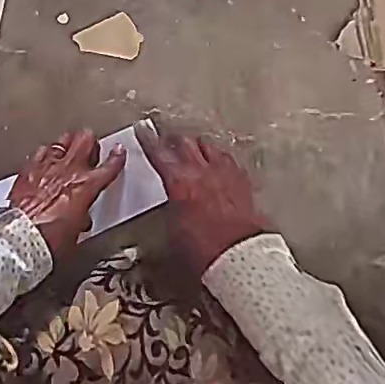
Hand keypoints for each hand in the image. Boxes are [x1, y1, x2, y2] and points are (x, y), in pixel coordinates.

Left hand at [9, 130, 126, 262]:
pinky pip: (41, 151)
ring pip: (63, 139)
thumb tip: (79, 217)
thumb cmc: (48, 238)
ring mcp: (48, 166)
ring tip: (69, 148)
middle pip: (86, 139)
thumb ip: (81, 216)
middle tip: (90, 150)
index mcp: (87, 185)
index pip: (110, 165)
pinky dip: (45, 154)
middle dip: (90, 143)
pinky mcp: (28, 168)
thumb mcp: (76, 230)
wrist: (20, 238)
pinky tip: (45, 159)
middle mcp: (69, 170)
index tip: (118, 152)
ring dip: (68, 144)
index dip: (117, 157)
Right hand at [137, 121, 271, 278]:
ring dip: (197, 147)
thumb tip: (170, 206)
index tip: (143, 129)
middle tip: (166, 142)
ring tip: (192, 151)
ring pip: (207, 146)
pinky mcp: (241, 179)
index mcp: (180, 182)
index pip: (159, 153)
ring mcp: (224, 172)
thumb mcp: (173, 229)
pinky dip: (218, 159)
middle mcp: (202, 171)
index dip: (148, 139)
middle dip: (173, 141)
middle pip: (184, 143)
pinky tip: (217, 165)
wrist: (238, 255)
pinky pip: (226, 159)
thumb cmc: (203, 249)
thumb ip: (169, 208)